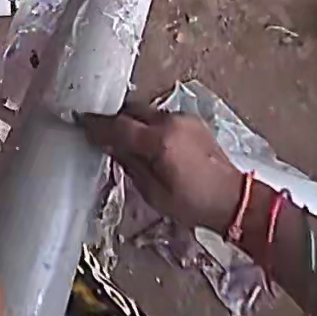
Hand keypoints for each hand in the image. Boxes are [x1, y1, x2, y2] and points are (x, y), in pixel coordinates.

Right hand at [78, 107, 244, 232]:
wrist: (236, 201)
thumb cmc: (193, 204)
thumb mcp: (153, 193)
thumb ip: (129, 164)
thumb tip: (110, 146)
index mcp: (159, 142)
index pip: (118, 126)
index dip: (97, 125)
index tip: (80, 121)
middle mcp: (170, 122)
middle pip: (131, 111)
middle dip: (114, 120)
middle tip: (100, 131)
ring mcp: (183, 119)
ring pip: (146, 112)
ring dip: (133, 122)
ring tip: (126, 139)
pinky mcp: (193, 121)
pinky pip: (162, 117)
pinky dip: (150, 125)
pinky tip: (150, 141)